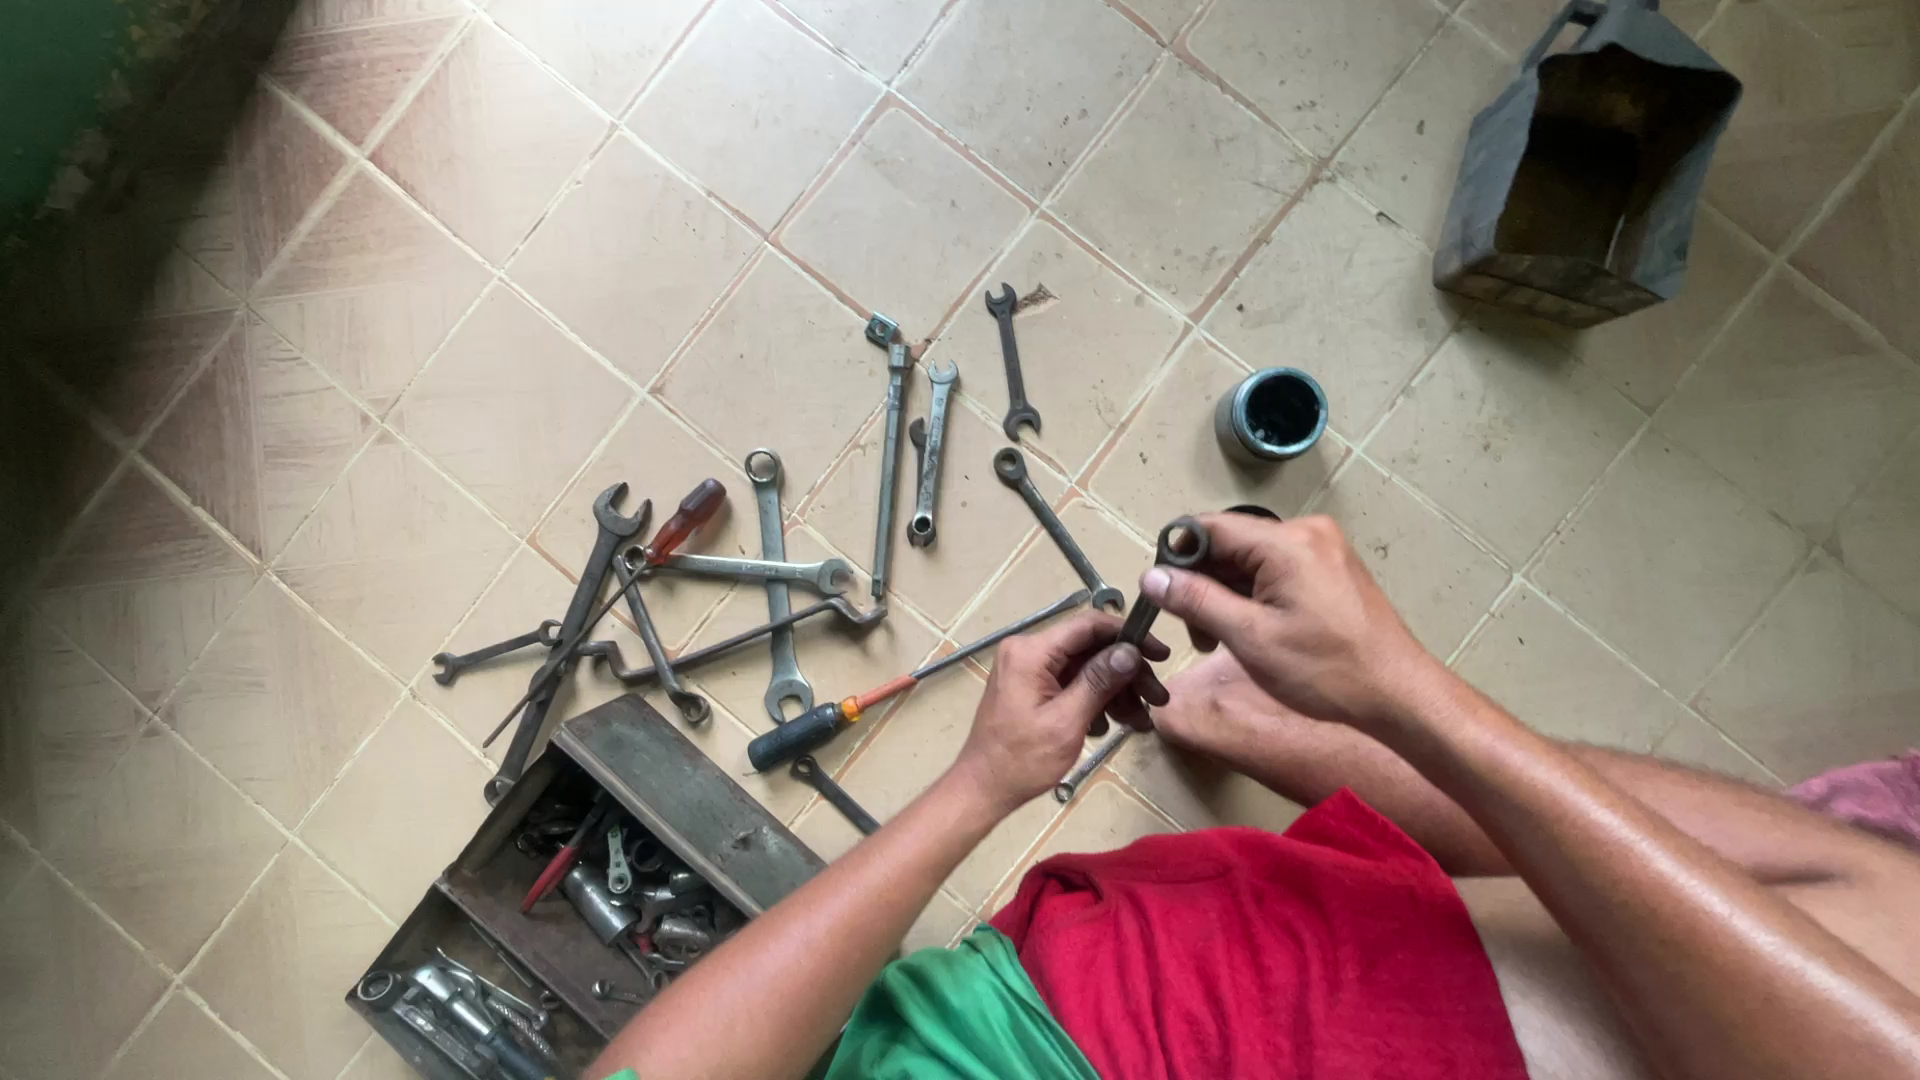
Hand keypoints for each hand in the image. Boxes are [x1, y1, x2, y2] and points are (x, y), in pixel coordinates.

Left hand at [952, 611, 1170, 812]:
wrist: (984, 788)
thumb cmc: (1022, 759)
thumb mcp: (1066, 721)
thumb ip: (1098, 682)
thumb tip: (1130, 651)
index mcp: (1030, 651)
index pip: (1088, 625)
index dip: (1128, 635)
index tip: (1161, 654)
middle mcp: (1028, 651)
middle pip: (1090, 648)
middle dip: (1127, 672)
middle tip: (1158, 699)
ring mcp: (1029, 669)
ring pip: (1085, 667)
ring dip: (1116, 691)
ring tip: (1142, 721)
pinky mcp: (1032, 686)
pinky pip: (1072, 682)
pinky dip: (1096, 700)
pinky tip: (1113, 725)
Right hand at [1139, 514, 1443, 734]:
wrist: (1400, 696)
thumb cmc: (1324, 670)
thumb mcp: (1249, 637)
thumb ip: (1195, 600)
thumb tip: (1150, 576)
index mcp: (1286, 541)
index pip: (1209, 527)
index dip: (1176, 556)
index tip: (1160, 594)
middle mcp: (1304, 532)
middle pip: (1229, 543)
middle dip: (1201, 582)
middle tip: (1192, 630)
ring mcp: (1320, 548)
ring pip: (1248, 559)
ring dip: (1224, 593)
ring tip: (1216, 638)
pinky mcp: (1328, 567)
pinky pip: (1273, 569)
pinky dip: (1250, 595)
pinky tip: (1245, 629)